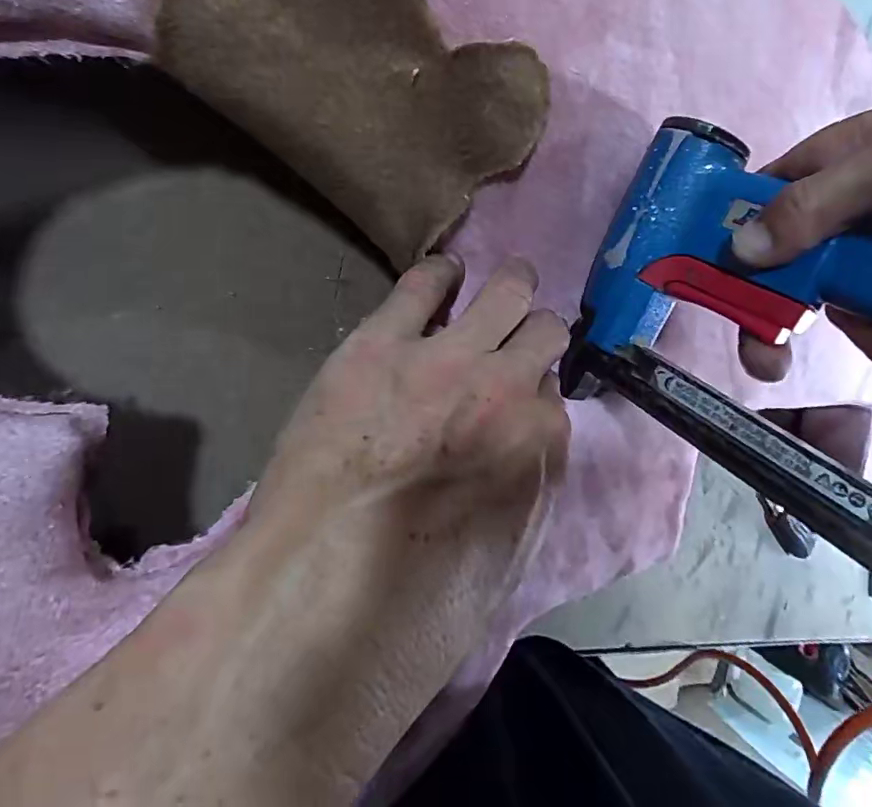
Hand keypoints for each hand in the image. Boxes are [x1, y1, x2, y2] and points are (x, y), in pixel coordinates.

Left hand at [252, 254, 571, 581]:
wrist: (318, 584)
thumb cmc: (416, 596)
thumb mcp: (505, 549)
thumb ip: (528, 482)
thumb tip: (523, 442)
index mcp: (540, 445)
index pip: (553, 393)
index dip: (532, 391)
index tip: (514, 395)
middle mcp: (508, 390)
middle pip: (546, 330)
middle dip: (537, 329)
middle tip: (519, 331)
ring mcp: (448, 358)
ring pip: (508, 290)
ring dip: (511, 285)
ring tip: (502, 282)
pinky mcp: (383, 343)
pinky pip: (424, 284)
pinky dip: (441, 274)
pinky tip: (444, 275)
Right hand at [732, 103, 871, 395]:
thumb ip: (819, 203)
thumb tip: (739, 248)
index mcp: (841, 166)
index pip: (761, 207)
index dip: (735, 250)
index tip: (724, 300)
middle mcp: (862, 215)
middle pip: (797, 276)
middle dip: (796, 321)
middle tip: (771, 367)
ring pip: (856, 317)